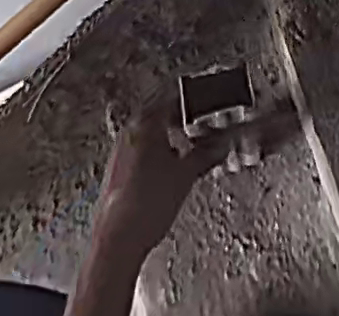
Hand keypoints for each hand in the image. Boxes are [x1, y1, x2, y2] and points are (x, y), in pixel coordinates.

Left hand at [90, 96, 226, 256]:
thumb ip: (206, 153)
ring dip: (170, 132)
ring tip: (188, 142)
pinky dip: (159, 148)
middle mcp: (130, 131)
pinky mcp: (119, 167)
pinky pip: (142, 146)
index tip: (205, 102)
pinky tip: (170, 163)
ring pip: (150, 129)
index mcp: (145, 123)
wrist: (118, 240)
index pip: (171, 97)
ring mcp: (122, 149)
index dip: (192, 98)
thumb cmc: (145, 206)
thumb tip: (220, 145)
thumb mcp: (186, 175)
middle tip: (201, 120)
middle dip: (181, 115)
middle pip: (159, 111)